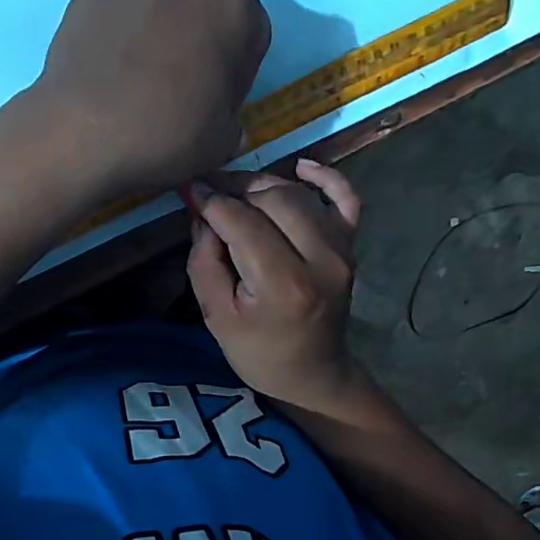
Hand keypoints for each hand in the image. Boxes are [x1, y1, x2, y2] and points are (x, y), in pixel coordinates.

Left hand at [30, 0, 270, 201]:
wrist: (88, 133)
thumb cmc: (170, 135)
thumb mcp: (225, 139)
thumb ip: (230, 115)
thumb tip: (220, 118)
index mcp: (236, 5)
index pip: (251, 30)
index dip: (238, 66)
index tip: (220, 93)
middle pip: (205, 4)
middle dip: (199, 35)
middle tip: (182, 84)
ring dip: (159, 21)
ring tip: (139, 70)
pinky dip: (118, 7)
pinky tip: (112, 42)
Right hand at [187, 159, 365, 414]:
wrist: (312, 373)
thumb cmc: (258, 353)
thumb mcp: (216, 315)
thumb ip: (204, 259)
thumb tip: (204, 210)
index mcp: (283, 283)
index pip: (241, 221)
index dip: (211, 200)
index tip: (189, 189)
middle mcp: (320, 258)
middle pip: (272, 199)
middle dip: (235, 189)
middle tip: (208, 191)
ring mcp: (342, 250)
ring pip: (299, 195)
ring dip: (263, 185)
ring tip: (235, 190)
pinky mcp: (351, 247)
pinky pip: (345, 198)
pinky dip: (325, 177)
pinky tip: (300, 166)